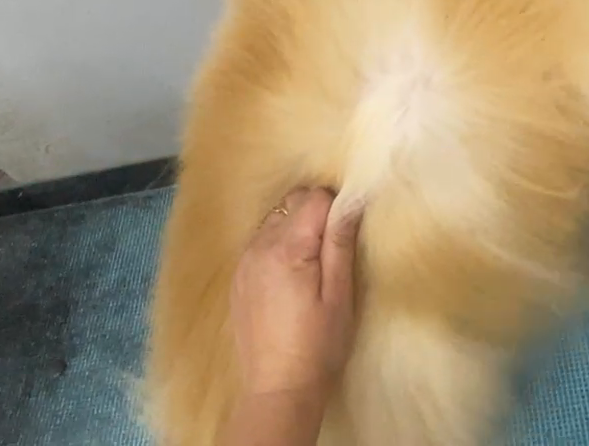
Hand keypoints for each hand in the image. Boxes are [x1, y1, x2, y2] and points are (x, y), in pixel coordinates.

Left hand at [230, 186, 363, 403]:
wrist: (277, 390)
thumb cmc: (318, 344)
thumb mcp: (340, 293)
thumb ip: (340, 242)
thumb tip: (350, 199)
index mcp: (288, 248)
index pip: (315, 197)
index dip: (335, 207)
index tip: (345, 231)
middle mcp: (260, 245)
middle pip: (293, 202)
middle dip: (315, 212)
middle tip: (331, 247)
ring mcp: (244, 260)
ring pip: (276, 218)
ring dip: (295, 226)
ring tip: (310, 262)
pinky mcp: (238, 275)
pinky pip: (261, 239)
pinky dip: (278, 243)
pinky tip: (289, 273)